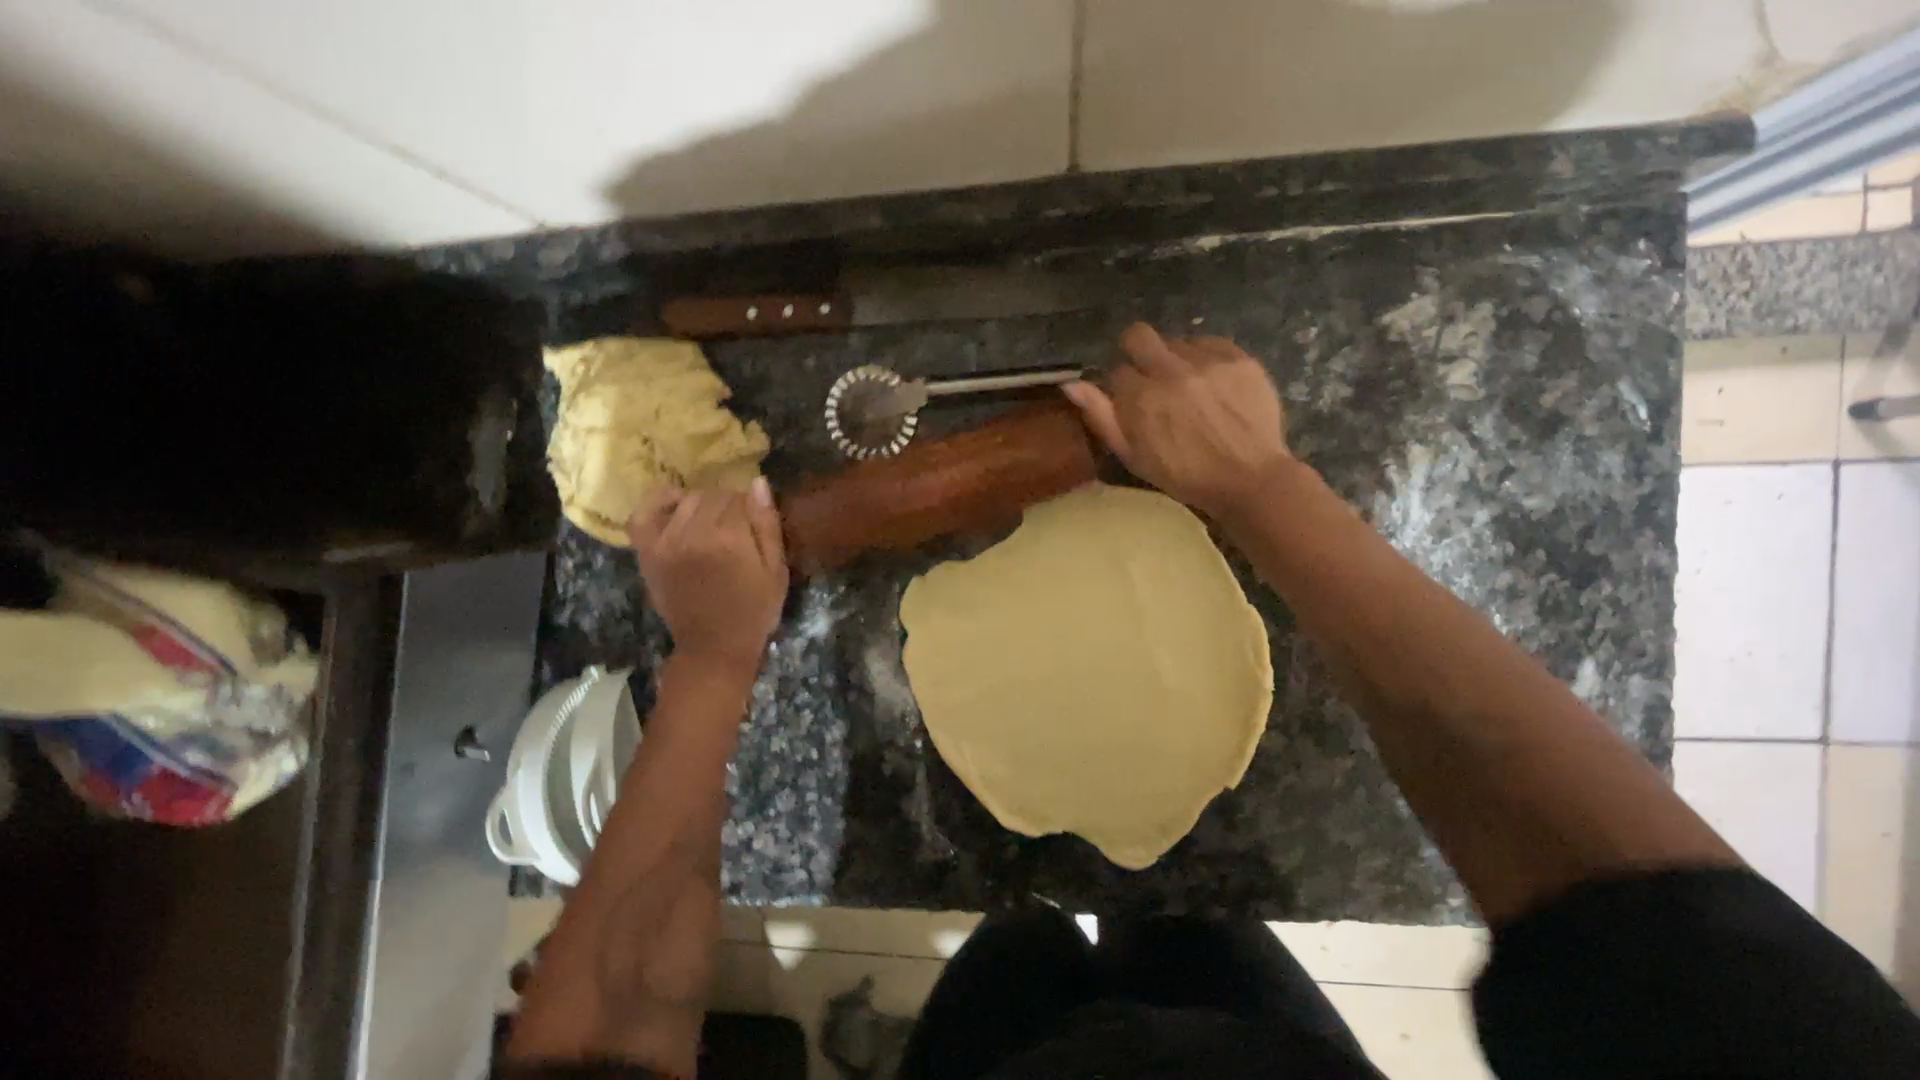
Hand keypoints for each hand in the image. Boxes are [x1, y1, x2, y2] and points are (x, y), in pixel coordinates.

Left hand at [627, 478, 788, 673]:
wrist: (714, 646)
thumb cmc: (754, 611)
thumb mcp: (776, 570)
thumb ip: (768, 525)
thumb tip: (758, 482)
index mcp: (730, 538)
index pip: (739, 497)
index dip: (750, 508)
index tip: (754, 525)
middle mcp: (694, 534)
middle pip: (712, 496)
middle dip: (728, 506)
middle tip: (735, 528)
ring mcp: (666, 542)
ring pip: (686, 500)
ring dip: (701, 505)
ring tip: (710, 524)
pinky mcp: (647, 552)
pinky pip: (644, 513)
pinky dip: (658, 503)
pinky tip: (675, 507)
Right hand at [1062, 322, 1291, 519]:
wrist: (1249, 478)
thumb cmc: (1185, 476)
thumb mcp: (1133, 456)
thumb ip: (1101, 417)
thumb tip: (1071, 384)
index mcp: (1141, 398)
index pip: (1116, 371)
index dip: (1122, 386)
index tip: (1133, 401)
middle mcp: (1170, 371)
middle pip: (1138, 335)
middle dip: (1137, 351)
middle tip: (1150, 375)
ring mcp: (1207, 361)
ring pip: (1176, 341)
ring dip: (1175, 359)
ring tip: (1190, 387)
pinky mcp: (1238, 357)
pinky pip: (1210, 342)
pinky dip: (1206, 359)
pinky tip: (1213, 383)